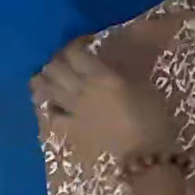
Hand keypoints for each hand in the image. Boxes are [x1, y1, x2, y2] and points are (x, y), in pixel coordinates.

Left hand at [34, 41, 177, 160]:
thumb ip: (118, 68)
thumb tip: (106, 59)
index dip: (75, 44)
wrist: (145, 151)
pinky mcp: (73, 130)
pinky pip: (53, 116)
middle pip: (55, 68)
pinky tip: (53, 103)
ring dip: (44, 80)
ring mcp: (74, 111)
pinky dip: (50, 107)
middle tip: (66, 59)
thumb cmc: (150, 112)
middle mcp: (81, 90)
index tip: (84, 43)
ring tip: (48, 77)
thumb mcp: (139, 81)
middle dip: (56, 60)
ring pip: (47, 90)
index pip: (74, 52)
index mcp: (99, 75)